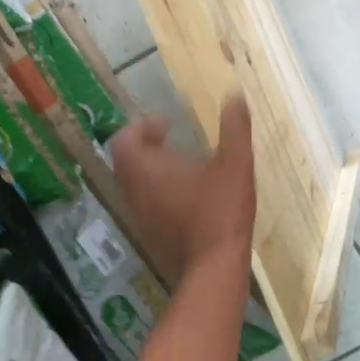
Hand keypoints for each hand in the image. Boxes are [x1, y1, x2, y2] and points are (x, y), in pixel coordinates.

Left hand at [109, 94, 255, 280]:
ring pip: (132, 182)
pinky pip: (142, 200)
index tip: (167, 122)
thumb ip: (235, 126)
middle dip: (145, 143)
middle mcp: (135, 190)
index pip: (123, 139)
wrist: (214, 266)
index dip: (140, 126)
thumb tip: (235, 93)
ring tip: (180, 160)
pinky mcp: (149, 232)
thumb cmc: (221, 208)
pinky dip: (155, 187)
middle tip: (171, 136)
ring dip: (150, 166)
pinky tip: (185, 190)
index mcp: (148, 168)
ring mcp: (139, 214)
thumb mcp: (236, 162)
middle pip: (125, 159)